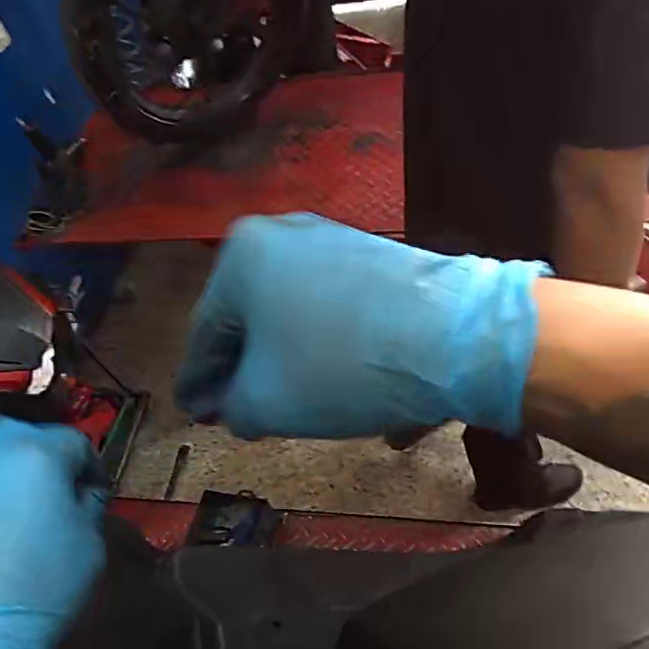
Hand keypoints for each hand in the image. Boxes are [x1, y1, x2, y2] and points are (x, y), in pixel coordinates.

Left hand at [0, 417, 106, 648]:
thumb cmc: (35, 591)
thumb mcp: (87, 549)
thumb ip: (87, 506)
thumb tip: (79, 492)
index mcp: (36, 453)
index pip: (74, 440)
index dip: (90, 466)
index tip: (93, 492)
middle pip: (22, 436)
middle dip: (42, 456)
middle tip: (53, 493)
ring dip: (5, 473)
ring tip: (16, 511)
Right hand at [174, 214, 546, 439]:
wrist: (455, 338)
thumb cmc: (338, 367)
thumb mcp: (264, 403)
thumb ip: (228, 408)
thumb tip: (222, 408)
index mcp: (241, 257)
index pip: (205, 334)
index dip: (197, 383)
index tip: (193, 413)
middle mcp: (281, 235)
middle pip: (249, 321)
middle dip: (243, 373)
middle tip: (236, 413)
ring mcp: (332, 242)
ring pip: (289, 317)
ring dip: (283, 364)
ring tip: (283, 406)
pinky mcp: (372, 259)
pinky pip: (327, 311)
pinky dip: (320, 349)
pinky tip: (329, 387)